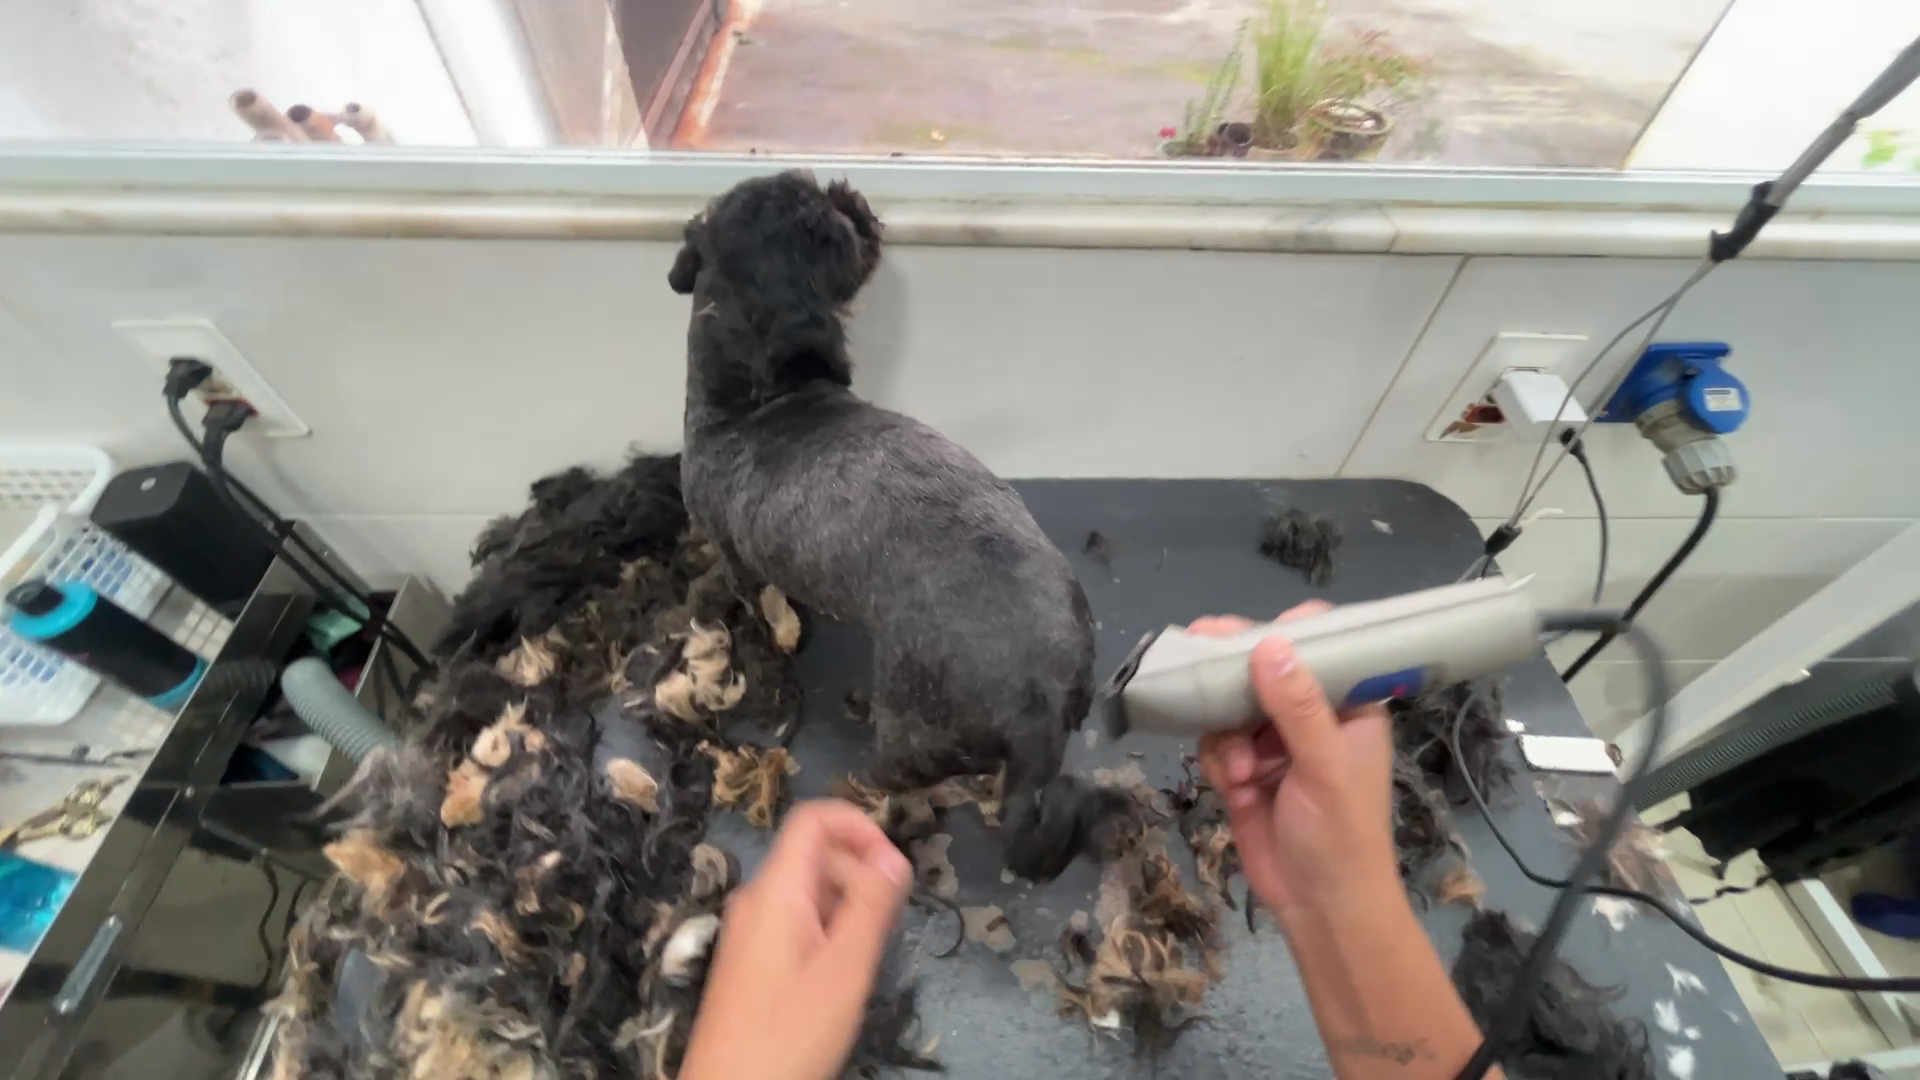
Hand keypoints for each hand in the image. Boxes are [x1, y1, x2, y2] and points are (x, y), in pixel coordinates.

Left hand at [679, 799, 912, 1079]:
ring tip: (868, 950)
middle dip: (860, 871)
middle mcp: (758, 897)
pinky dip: (828, 926)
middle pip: (816, 853)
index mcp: (776, 888)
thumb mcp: (844, 968)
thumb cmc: (788, 1034)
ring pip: (809, 888)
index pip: (814, 818)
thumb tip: (894, 855)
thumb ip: (872, 904)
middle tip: (889, 919)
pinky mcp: (751, 958)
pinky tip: (841, 970)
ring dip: (848, 903)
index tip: (892, 864)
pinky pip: (796, 917)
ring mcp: (750, 928)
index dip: (858, 825)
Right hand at [1192, 602, 1397, 922]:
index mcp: (1347, 707)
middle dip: (1234, 673)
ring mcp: (1272, 740)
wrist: (1317, 910)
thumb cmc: (1340, 837)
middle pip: (1264, 668)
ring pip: (1231, 703)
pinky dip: (1218, 760)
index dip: (1291, 632)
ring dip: (1226, 732)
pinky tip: (1233, 787)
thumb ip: (1297, 706)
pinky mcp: (1242, 765)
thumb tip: (1269, 643)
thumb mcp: (1324, 768)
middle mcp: (1308, 716)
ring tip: (1239, 769)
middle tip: (1197, 650)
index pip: (1324, 647)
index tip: (1254, 632)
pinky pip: (1215, 740)